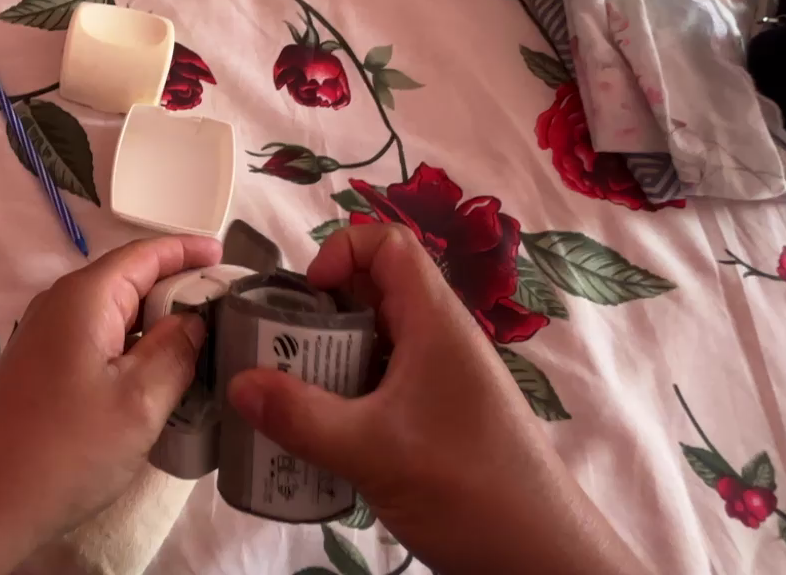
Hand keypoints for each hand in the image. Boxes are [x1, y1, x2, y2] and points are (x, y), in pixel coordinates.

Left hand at [0, 234, 221, 543]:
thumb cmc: (66, 446)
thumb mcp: (139, 400)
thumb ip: (175, 351)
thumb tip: (194, 319)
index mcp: (86, 295)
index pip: (144, 253)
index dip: (186, 249)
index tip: (224, 252)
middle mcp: (63, 302)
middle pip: (130, 278)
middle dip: (177, 286)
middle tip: (227, 306)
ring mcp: (49, 333)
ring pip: (116, 311)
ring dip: (157, 321)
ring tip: (205, 341)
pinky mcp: (45, 364)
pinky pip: (100, 337)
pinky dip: (135, 344)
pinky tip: (159, 374)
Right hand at [226, 224, 644, 574]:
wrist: (550, 570)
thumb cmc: (472, 492)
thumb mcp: (376, 453)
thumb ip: (301, 417)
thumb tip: (235, 383)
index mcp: (433, 322)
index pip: (387, 244)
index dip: (341, 250)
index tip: (308, 294)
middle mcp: (437, 338)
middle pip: (370, 290)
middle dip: (318, 311)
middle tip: (281, 350)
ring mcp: (439, 378)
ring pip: (371, 338)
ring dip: (327, 355)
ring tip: (291, 392)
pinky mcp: (436, 414)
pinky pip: (379, 378)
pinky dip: (344, 390)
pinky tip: (324, 432)